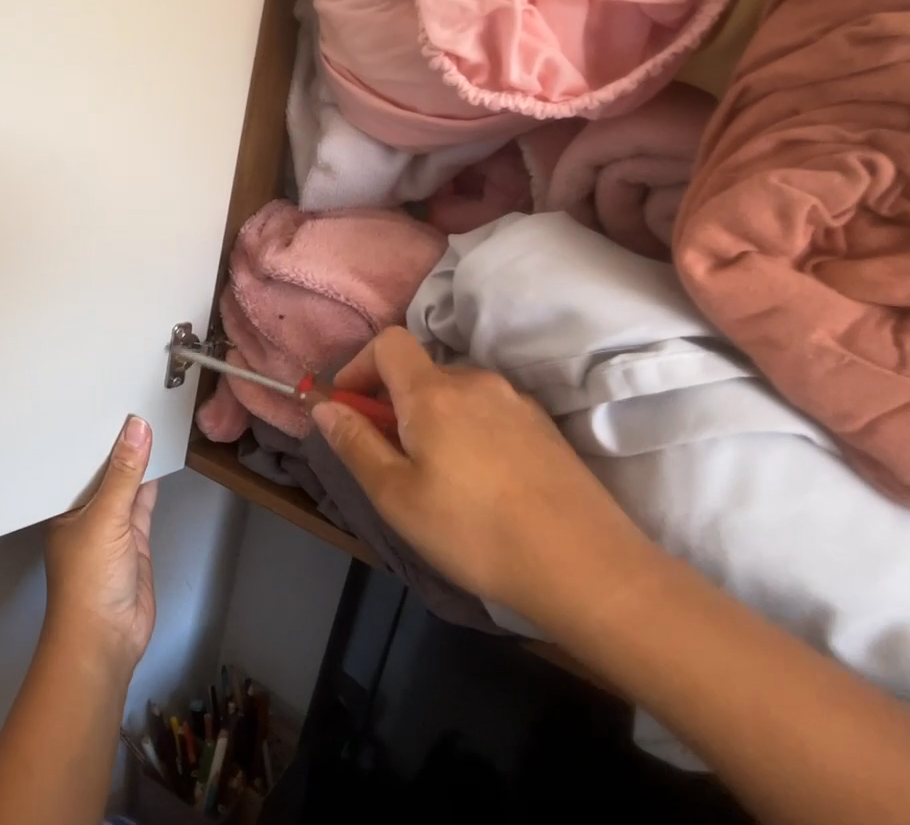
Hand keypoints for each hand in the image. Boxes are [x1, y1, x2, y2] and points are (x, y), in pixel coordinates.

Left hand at [43, 415, 158, 676]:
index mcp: (61, 505)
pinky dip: (149, 484)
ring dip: (135, 461)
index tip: (102, 399)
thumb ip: (125, 474)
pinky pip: (141, 504)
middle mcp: (83, 512)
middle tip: (131, 399)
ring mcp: (109, 527)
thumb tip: (137, 427)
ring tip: (149, 419)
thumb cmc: (89, 580)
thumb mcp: (106, 519)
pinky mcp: (133, 540)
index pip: (74, 461)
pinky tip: (157, 459)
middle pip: (101, 471)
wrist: (107, 638)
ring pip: (124, 485)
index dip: (88, 433)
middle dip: (115, 443)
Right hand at [312, 328, 657, 625]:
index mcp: (434, 393)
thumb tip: (324, 405)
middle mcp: (477, 383)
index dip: (358, 366)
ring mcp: (518, 404)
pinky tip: (478, 484)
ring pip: (455, 395)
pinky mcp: (545, 429)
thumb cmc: (472, 531)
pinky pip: (488, 414)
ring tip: (433, 476)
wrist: (584, 567)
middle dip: (392, 402)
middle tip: (386, 457)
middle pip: (421, 371)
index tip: (347, 407)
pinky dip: (466, 432)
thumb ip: (354, 442)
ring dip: (430, 419)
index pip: (388, 343)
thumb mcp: (395, 495)